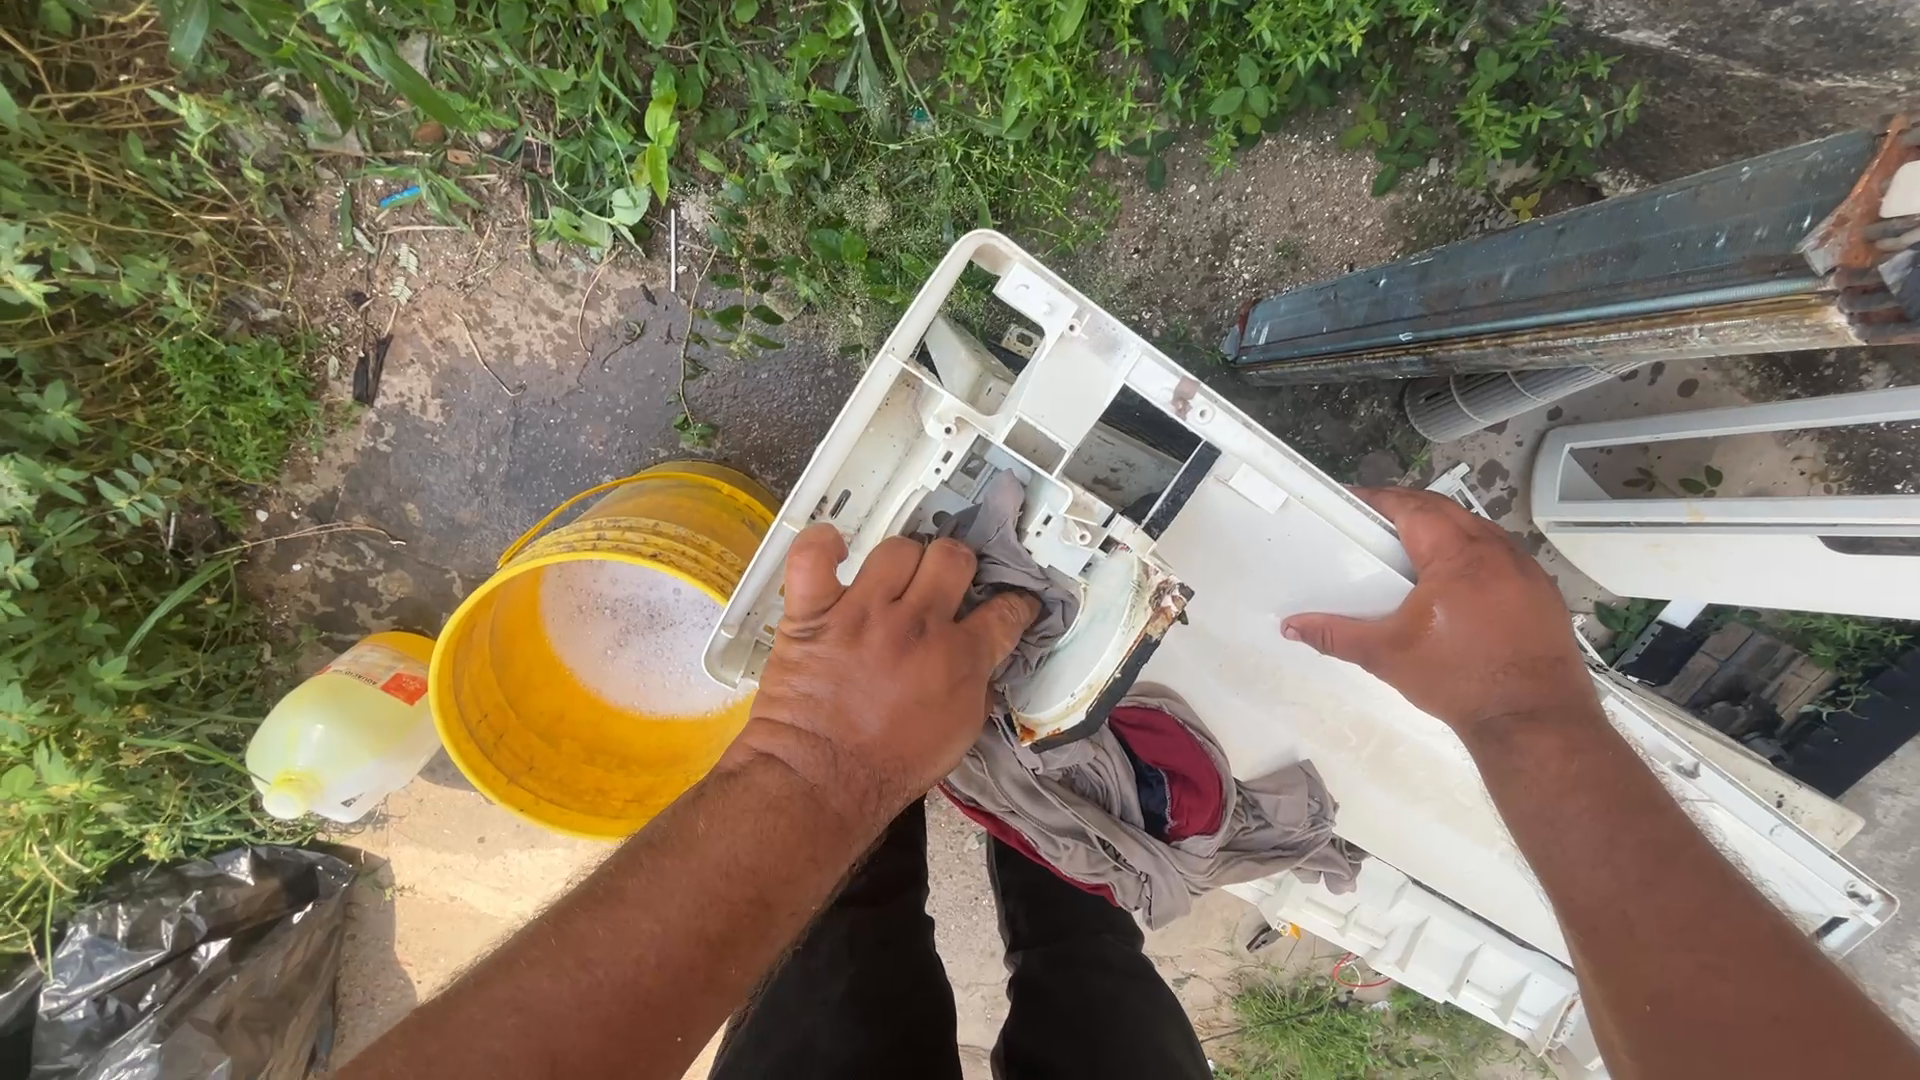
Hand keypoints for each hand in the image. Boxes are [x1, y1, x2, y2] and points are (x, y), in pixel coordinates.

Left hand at [723, 524, 1039, 829]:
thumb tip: (982, 658)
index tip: (1011, 603)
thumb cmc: (890, 767)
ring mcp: (862, 613)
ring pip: (898, 548)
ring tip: (893, 581)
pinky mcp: (814, 612)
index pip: (1005, 609)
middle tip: (944, 584)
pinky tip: (834, 550)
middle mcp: (917, 624)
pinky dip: (822, 544)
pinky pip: (813, 554)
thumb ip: (977, 685)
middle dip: (956, 566)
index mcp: (959, 657)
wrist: (821, 783)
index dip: (1015, 602)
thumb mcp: (960, 733)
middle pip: (953, 557)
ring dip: (902, 561)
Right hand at [1282, 487, 1598, 743]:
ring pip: (1478, 529)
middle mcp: (1496, 553)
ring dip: (1443, 526)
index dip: (1381, 498)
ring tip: (1411, 543)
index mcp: (1457, 558)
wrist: (1533, 720)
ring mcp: (1525, 570)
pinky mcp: (1542, 592)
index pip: (1413, 508)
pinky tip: (1455, 577)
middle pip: (1446, 510)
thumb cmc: (1458, 680)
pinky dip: (1472, 550)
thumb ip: (1334, 634)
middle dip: (1408, 508)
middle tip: (1375, 519)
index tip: (1355, 501)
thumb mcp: (1384, 655)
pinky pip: (1501, 553)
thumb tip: (1292, 626)